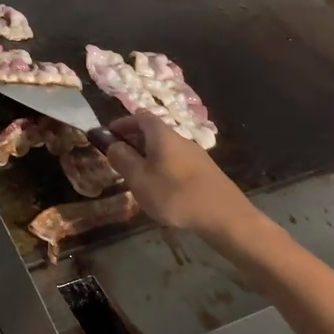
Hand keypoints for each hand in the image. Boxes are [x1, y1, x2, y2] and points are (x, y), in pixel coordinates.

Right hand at [98, 112, 257, 234]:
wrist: (225, 216)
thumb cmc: (175, 194)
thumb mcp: (139, 179)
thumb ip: (123, 159)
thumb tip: (113, 144)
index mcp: (162, 135)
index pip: (140, 117)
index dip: (123, 123)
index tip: (109, 135)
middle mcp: (180, 138)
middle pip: (153, 131)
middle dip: (133, 141)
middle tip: (119, 158)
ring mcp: (195, 155)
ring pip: (165, 148)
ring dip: (148, 156)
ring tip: (137, 176)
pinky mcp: (205, 171)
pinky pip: (176, 161)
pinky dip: (162, 167)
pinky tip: (161, 188)